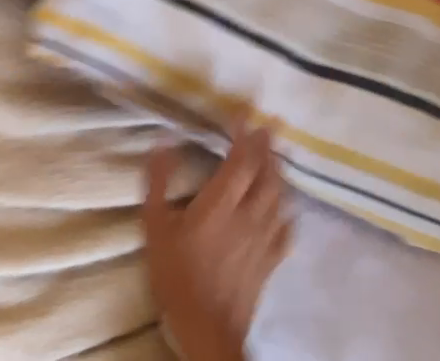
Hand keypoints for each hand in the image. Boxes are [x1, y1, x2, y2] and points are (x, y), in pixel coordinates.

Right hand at [143, 125, 290, 360]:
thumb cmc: (174, 271)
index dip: (244, 136)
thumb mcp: (153, 223)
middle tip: (268, 124)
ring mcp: (264, 240)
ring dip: (278, 171)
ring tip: (275, 153)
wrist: (207, 325)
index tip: (244, 114)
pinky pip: (285, 226)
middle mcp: (248, 218)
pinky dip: (286, 206)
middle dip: (267, 147)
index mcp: (219, 206)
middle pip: (266, 176)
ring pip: (280, 198)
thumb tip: (163, 143)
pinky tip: (283, 203)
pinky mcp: (272, 260)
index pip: (239, 162)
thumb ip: (158, 181)